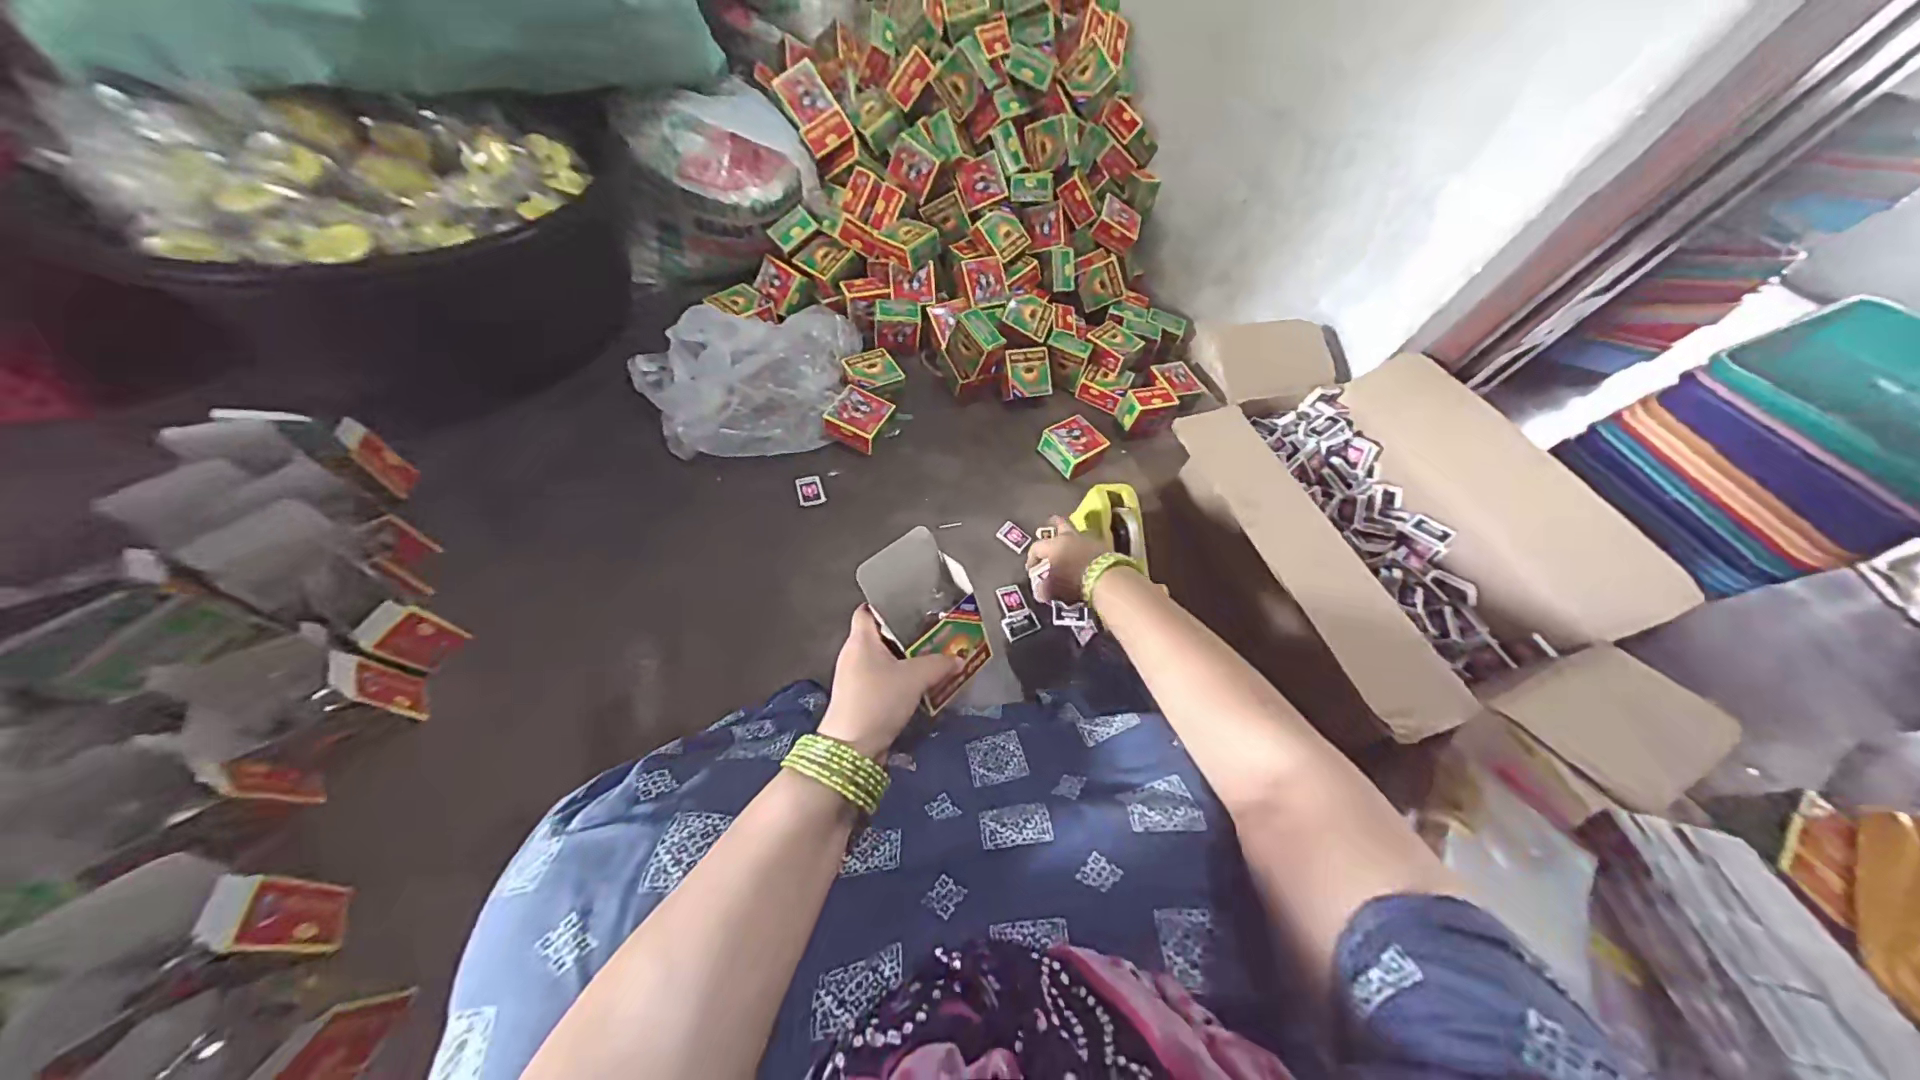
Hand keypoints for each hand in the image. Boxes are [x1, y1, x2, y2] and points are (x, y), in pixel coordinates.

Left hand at [818, 606, 963, 757]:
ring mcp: (854, 677)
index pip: (868, 610)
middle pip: (881, 635)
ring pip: (884, 659)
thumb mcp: (914, 678)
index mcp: (860, 640)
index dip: (888, 604)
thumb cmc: (878, 700)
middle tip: (934, 633)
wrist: (852, 748)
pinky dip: (900, 679)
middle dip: (907, 635)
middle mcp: (853, 654)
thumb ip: (939, 664)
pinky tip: (920, 684)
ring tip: (933, 658)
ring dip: (906, 660)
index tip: (914, 606)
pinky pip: (883, 679)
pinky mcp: (859, 698)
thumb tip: (959, 659)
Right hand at [1025, 516, 1111, 604]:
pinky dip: (1085, 547)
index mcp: (1053, 545)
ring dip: (1071, 538)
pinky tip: (1085, 555)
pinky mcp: (1103, 545)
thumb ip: (1043, 589)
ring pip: (1076, 532)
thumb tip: (1040, 591)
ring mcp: (1087, 539)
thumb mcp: (1053, 589)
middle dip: (1052, 524)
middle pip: (1059, 523)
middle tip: (1049, 527)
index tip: (1031, 569)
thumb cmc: (1072, 581)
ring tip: (1069, 546)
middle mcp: (1068, 537)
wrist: (1105, 578)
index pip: (1036, 547)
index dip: (1031, 557)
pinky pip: (1090, 543)